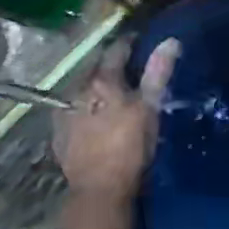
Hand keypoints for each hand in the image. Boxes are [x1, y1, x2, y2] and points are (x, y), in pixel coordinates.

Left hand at [55, 38, 178, 201]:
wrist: (99, 189)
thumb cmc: (129, 145)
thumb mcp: (150, 107)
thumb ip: (158, 72)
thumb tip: (170, 40)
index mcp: (103, 80)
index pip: (116, 50)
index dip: (130, 42)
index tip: (140, 39)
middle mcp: (78, 89)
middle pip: (96, 67)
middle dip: (111, 63)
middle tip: (129, 65)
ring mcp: (64, 111)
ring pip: (82, 87)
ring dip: (96, 84)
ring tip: (111, 90)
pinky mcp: (58, 132)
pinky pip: (72, 109)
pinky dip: (84, 105)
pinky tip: (93, 115)